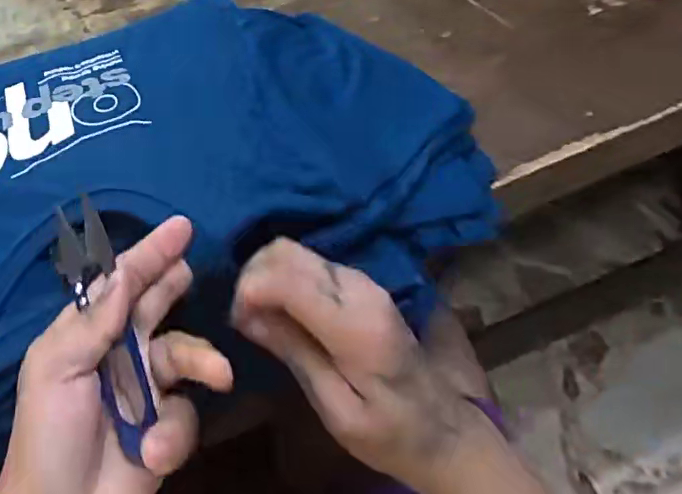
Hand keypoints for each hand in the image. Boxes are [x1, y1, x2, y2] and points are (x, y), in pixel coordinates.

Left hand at [0, 216, 233, 493]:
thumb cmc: (48, 431)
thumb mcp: (56, 368)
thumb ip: (93, 320)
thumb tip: (122, 272)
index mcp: (88, 329)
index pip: (121, 279)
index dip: (149, 252)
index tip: (181, 226)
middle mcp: (119, 349)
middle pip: (155, 302)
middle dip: (173, 280)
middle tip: (192, 267)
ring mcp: (144, 388)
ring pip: (183, 354)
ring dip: (201, 361)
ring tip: (218, 373)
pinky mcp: (165, 429)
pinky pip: (183, 415)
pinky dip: (172, 432)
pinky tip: (150, 450)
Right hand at [231, 239, 541, 493]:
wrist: (445, 429)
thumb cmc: (391, 432)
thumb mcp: (337, 410)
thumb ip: (294, 353)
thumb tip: (246, 315)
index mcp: (356, 324)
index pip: (287, 278)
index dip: (250, 289)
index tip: (235, 318)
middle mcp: (359, 287)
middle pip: (286, 252)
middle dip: (252, 275)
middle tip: (241, 315)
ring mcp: (361, 278)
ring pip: (294, 250)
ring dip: (266, 272)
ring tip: (255, 312)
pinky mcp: (359, 279)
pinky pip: (308, 260)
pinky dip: (283, 274)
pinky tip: (277, 304)